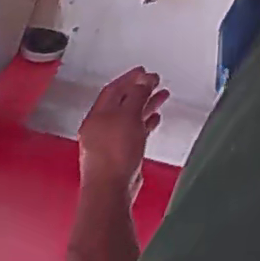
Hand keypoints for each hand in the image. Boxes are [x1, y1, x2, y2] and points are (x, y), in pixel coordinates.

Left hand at [78, 66, 168, 197]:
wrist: (111, 189)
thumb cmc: (115, 153)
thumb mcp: (129, 116)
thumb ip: (137, 95)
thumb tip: (143, 80)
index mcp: (97, 115)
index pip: (114, 89)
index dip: (130, 78)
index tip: (144, 71)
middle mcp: (101, 127)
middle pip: (122, 102)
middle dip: (140, 90)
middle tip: (154, 81)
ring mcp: (110, 142)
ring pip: (130, 117)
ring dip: (145, 105)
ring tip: (161, 96)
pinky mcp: (120, 155)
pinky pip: (134, 132)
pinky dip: (145, 123)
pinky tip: (155, 119)